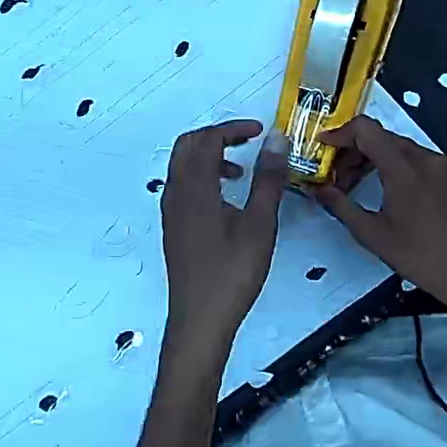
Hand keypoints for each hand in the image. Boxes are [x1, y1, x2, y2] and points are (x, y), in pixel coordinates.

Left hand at [159, 119, 289, 357]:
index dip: (232, 128)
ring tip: (241, 172)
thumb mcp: (259, 223)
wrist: (200, 318)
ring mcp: (170, 210)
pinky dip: (202, 176)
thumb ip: (268, 178)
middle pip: (188, 145)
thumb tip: (275, 139)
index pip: (206, 138)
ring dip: (209, 157)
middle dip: (217, 136)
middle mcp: (175, 192)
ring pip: (183, 165)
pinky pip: (182, 185)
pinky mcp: (173, 225)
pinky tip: (226, 199)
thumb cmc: (232, 272)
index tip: (258, 130)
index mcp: (194, 187)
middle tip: (247, 142)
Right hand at [313, 115, 446, 324]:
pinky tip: (378, 187)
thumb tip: (317, 189)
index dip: (339, 133)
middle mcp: (423, 158)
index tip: (322, 147)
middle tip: (334, 175)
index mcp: (403, 169)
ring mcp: (438, 164)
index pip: (365, 130)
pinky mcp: (445, 173)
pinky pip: (409, 156)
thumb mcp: (371, 233)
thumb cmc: (418, 256)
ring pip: (393, 145)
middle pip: (378, 136)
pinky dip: (388, 164)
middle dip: (350, 150)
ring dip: (368, 157)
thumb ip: (340, 205)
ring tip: (352, 184)